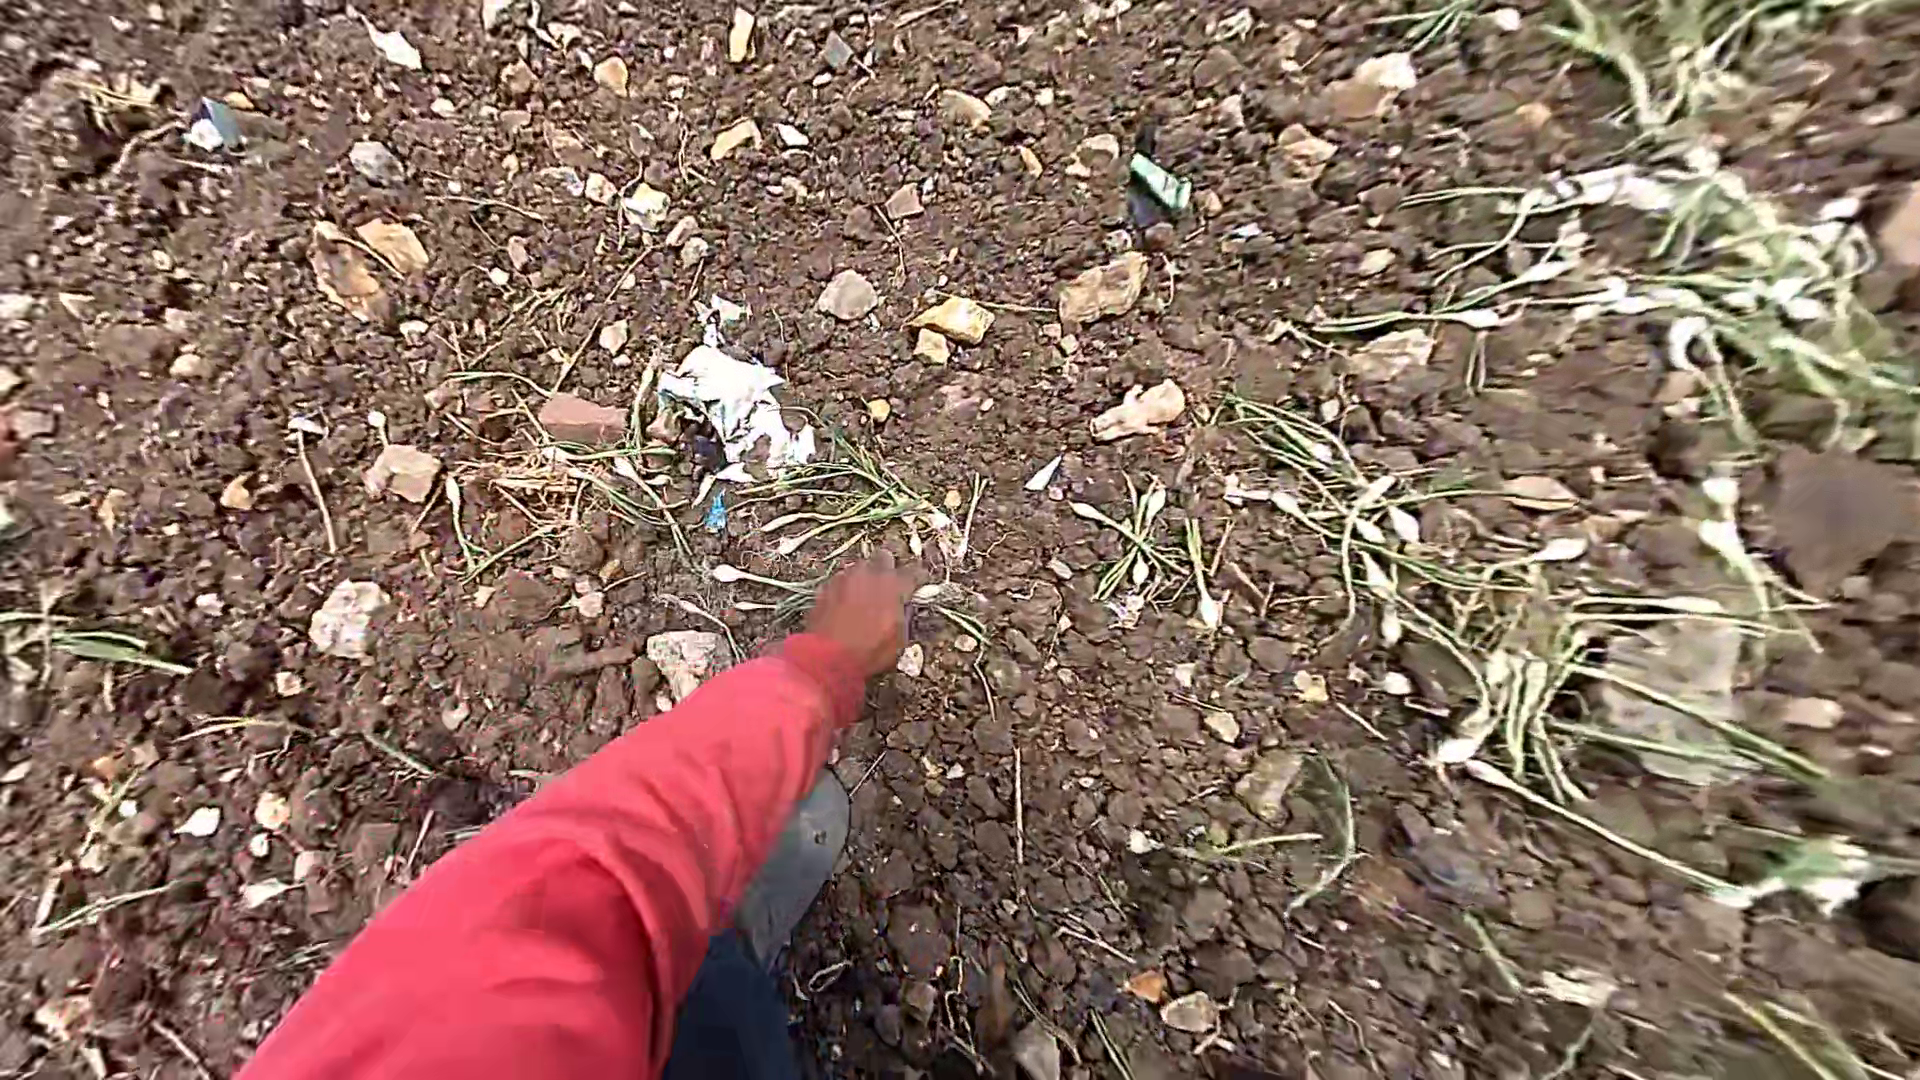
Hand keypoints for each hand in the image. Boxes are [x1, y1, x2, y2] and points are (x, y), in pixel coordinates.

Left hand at [806, 551, 919, 677]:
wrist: (826, 659)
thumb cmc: (868, 652)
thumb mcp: (900, 641)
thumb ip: (905, 617)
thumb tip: (905, 609)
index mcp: (894, 585)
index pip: (914, 572)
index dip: (918, 580)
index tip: (918, 586)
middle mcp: (870, 574)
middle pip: (884, 558)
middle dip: (888, 569)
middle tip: (889, 585)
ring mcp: (846, 578)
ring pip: (860, 567)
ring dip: (865, 578)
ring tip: (865, 596)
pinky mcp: (826, 587)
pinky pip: (841, 580)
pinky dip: (846, 588)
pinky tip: (845, 604)